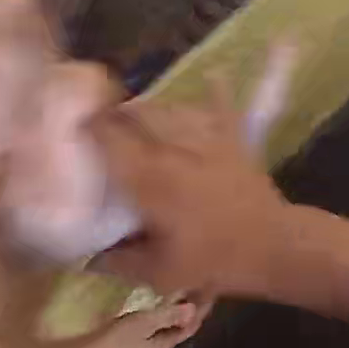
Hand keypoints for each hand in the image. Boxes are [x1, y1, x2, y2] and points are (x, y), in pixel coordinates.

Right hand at [58, 297, 212, 347]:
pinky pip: (153, 318)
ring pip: (167, 320)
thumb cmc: (111, 341)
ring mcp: (141, 340)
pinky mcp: (127, 335)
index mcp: (164, 343)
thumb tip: (195, 309)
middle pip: (180, 322)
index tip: (209, 284)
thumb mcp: (142, 325)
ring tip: (180, 282)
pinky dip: (159, 305)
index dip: (202, 306)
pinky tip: (155, 293)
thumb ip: (168, 316)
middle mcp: (156, 343)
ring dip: (175, 304)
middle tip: (196, 279)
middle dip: (189, 303)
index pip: (191, 325)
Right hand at [89, 88, 298, 296]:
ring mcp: (208, 140)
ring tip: (140, 110)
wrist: (272, 245)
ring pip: (173, 108)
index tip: (76, 126)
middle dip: (118, 112)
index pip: (110, 140)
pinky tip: (212, 75)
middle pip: (139, 114)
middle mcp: (175, 150)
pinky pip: (223, 107)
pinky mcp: (234, 139)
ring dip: (153, 106)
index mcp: (149, 179)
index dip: (90, 127)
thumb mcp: (159, 272)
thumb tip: (89, 257)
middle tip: (105, 119)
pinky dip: (216, 91)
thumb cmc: (214, 260)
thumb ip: (119, 261)